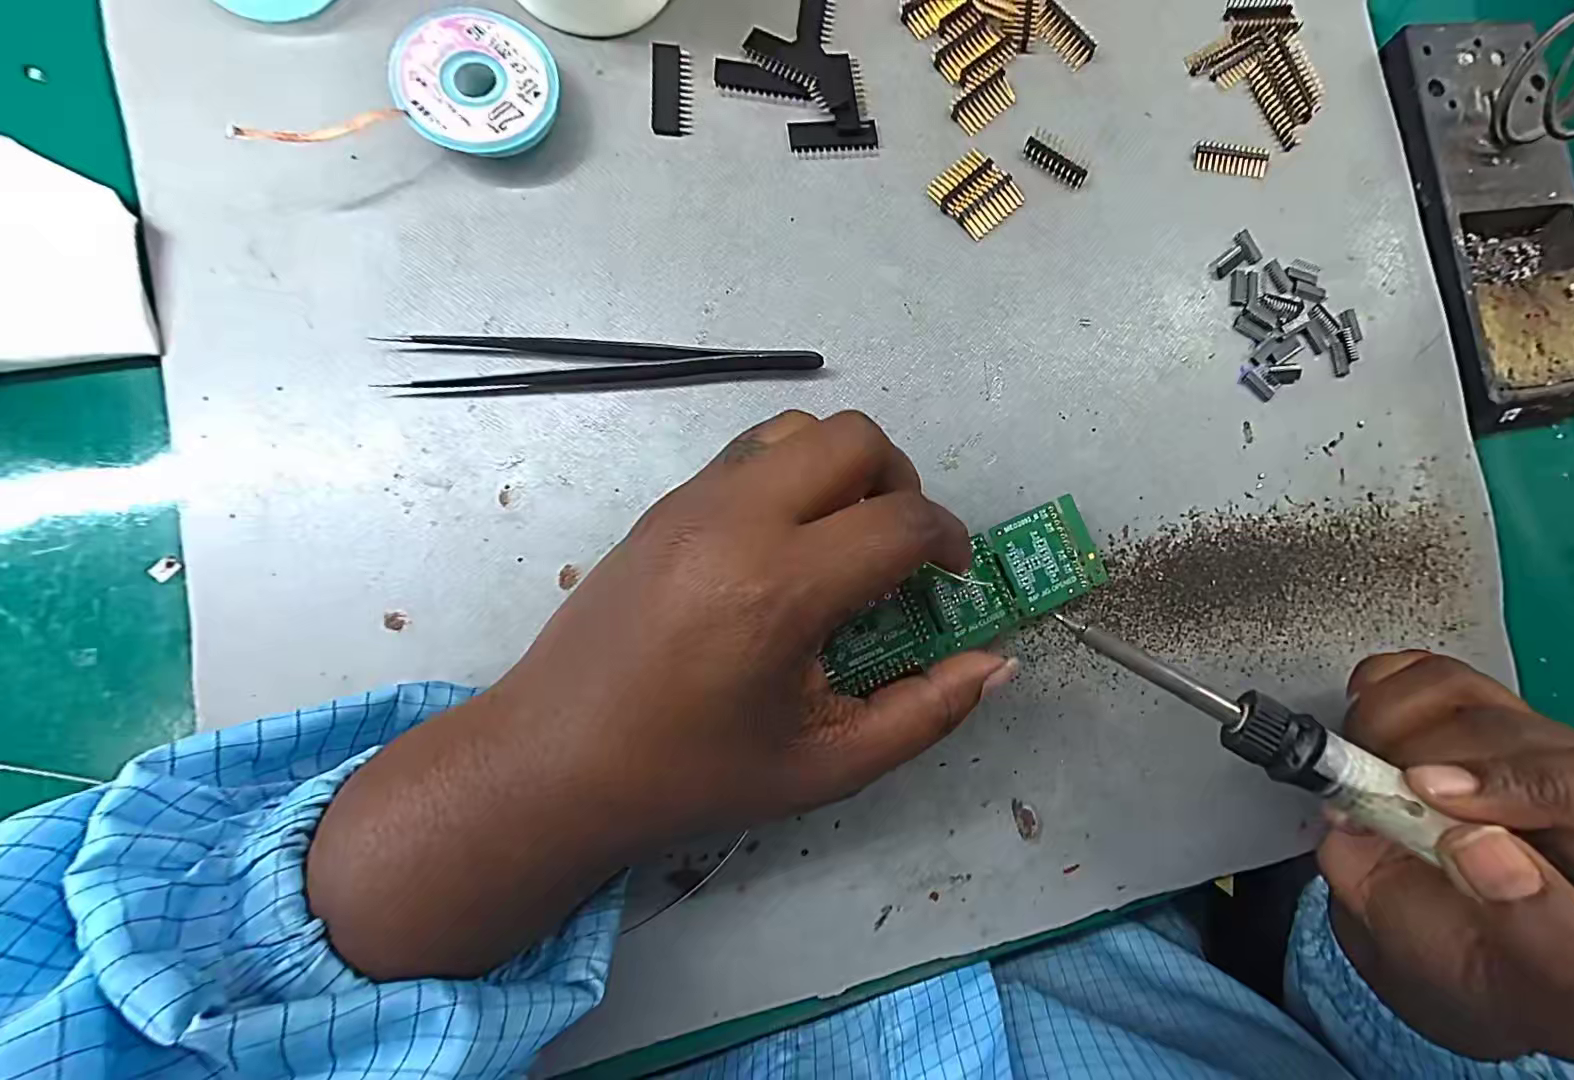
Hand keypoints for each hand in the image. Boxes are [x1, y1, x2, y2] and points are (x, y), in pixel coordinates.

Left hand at [313, 410, 1013, 978]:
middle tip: (900, 547)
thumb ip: (927, 713)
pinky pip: (756, 448)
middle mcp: (738, 521)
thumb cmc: (695, 775)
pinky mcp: (669, 501)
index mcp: (780, 591)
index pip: (902, 522)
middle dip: (904, 483)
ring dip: (849, 468)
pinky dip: (799, 469)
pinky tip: (792, 534)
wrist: (549, 764)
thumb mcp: (829, 766)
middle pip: (857, 440)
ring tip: (847, 533)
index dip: (949, 539)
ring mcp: (695, 500)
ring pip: (804, 429)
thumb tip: (998, 665)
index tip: (952, 574)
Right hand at [1317, 652, 1573, 1063]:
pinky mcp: (1455, 708)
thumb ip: (1538, 939)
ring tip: (1365, 775)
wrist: (1468, 951)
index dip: (1519, 779)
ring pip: (1448, 686)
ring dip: (1384, 726)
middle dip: (1418, 759)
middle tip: (1372, 803)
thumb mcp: (1555, 1001)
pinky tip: (1366, 731)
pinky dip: (1375, 689)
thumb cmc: (1521, 980)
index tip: (1430, 794)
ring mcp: (1515, 727)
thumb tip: (1474, 846)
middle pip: (1503, 726)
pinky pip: (1411, 670)